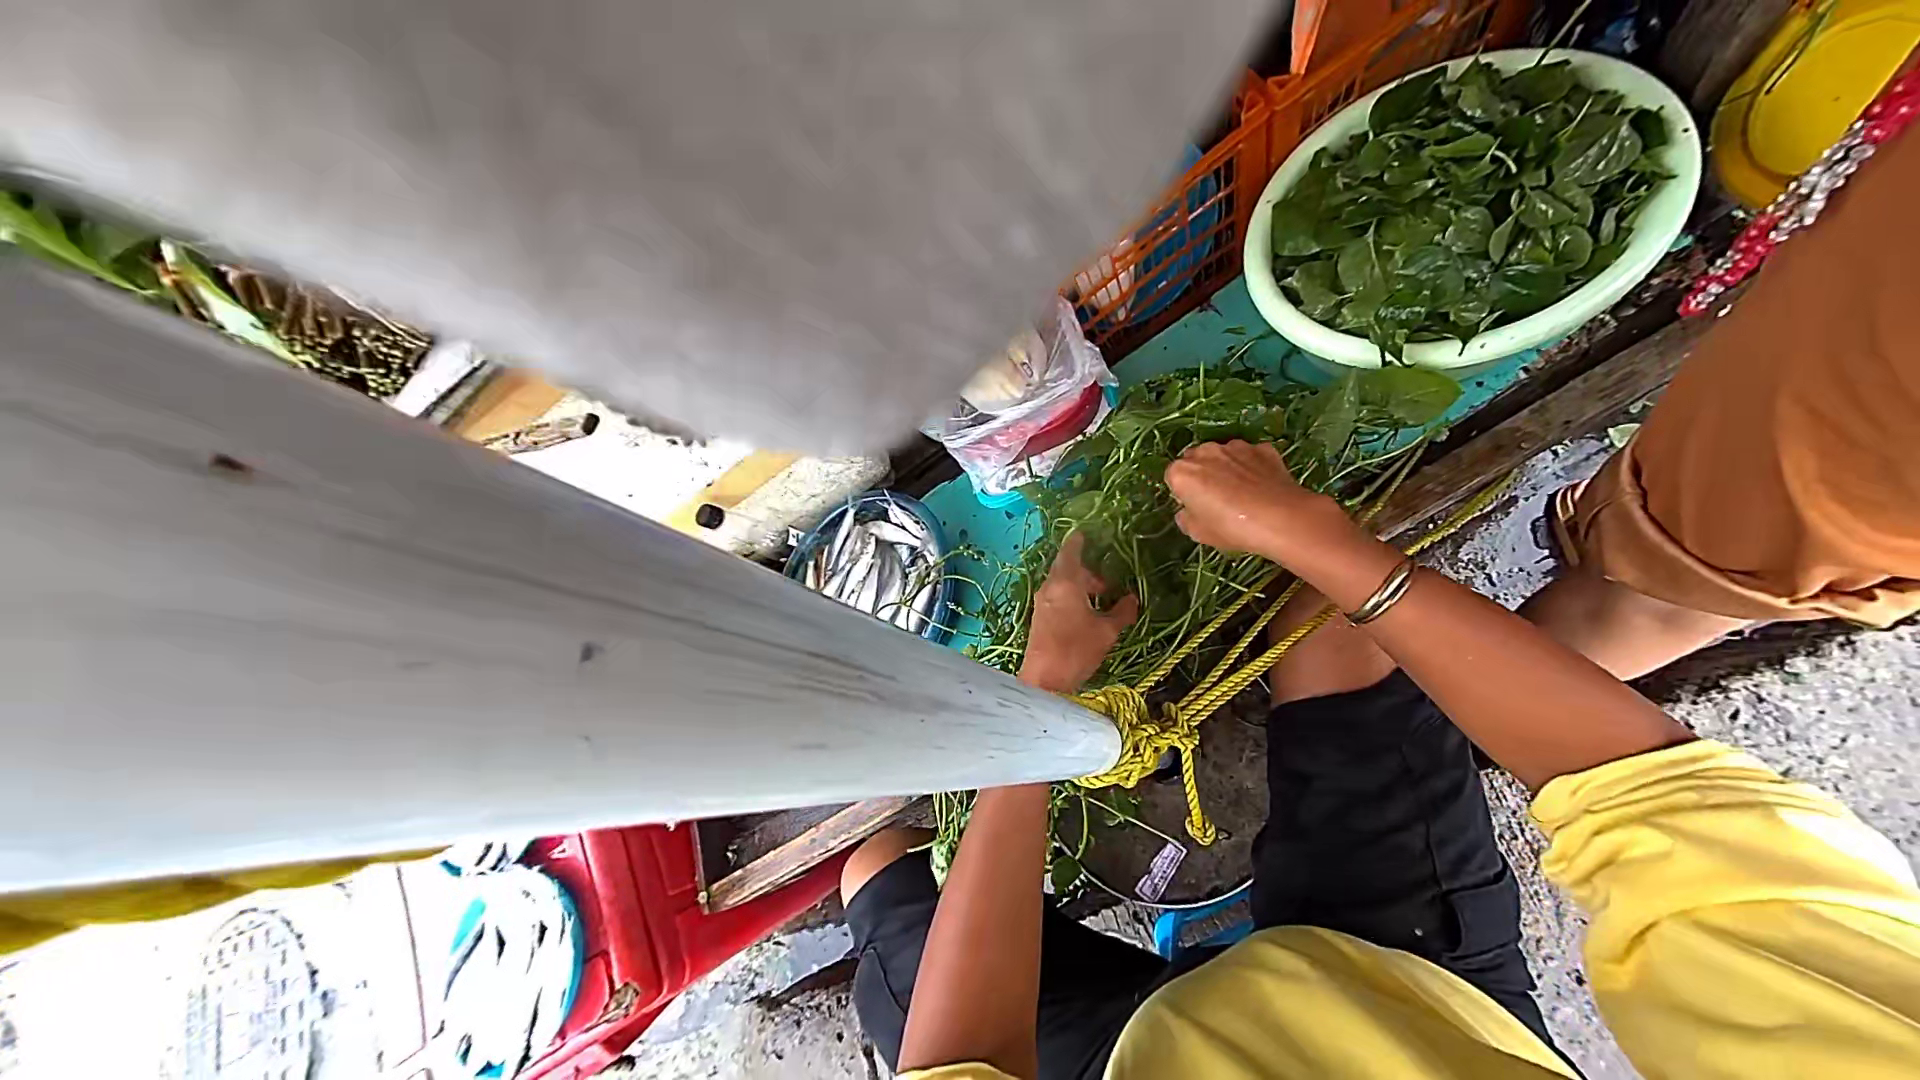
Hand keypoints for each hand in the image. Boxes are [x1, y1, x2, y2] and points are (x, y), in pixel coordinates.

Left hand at [1018, 533, 1138, 692]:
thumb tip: (1132, 599)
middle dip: (1086, 570)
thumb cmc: (1076, 650)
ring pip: (1061, 583)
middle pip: (1066, 568)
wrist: (1044, 680)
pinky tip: (1085, 611)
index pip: (1070, 552)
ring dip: (1079, 585)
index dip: (1079, 542)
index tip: (1087, 533)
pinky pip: (1056, 595)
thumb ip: (1121, 611)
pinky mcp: (1039, 616)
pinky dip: (1071, 595)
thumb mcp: (1106, 631)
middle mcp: (1050, 587)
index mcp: (1065, 583)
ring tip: (1100, 598)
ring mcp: (1042, 602)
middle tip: (1106, 581)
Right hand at [1165, 440, 1352, 562]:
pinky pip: (1250, 456)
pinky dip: (1252, 466)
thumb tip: (1187, 511)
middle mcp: (1205, 452)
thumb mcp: (1197, 533)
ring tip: (1241, 492)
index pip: (1172, 477)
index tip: (1194, 506)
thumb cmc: (1230, 528)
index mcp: (1182, 472)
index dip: (1182, 492)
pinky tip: (1260, 485)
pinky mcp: (1263, 449)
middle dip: (1202, 474)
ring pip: (1223, 455)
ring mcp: (1236, 447)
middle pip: (1196, 460)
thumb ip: (1186, 518)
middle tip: (1215, 499)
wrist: (1280, 519)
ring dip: (1226, 467)